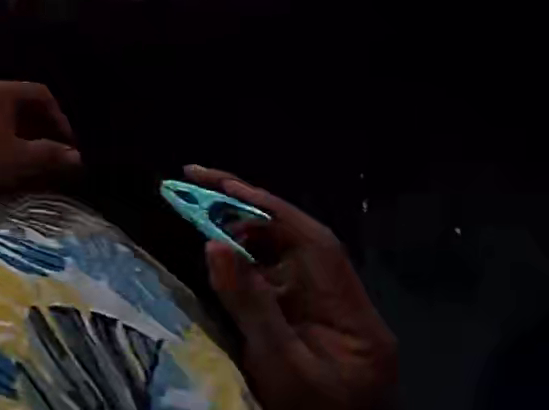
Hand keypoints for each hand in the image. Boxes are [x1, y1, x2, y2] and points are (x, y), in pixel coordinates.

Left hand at [0, 81, 83, 200]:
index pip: (41, 93)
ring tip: (35, 165)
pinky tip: (6, 165)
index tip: (70, 147)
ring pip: (5, 117)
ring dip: (23, 137)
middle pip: (22, 103)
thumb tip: (78, 157)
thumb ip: (49, 155)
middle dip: (43, 129)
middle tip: (57, 158)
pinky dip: (3, 141)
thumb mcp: (16, 159)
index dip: (60, 119)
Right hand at [187, 165, 397, 409]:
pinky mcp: (300, 317)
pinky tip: (214, 245)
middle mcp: (343, 305)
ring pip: (280, 250)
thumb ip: (250, 305)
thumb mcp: (279, 367)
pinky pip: (269, 270)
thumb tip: (213, 242)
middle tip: (193, 180)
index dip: (268, 207)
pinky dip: (239, 252)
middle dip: (245, 208)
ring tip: (195, 210)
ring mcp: (322, 310)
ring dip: (238, 227)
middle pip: (295, 239)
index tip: (220, 185)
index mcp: (355, 318)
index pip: (316, 243)